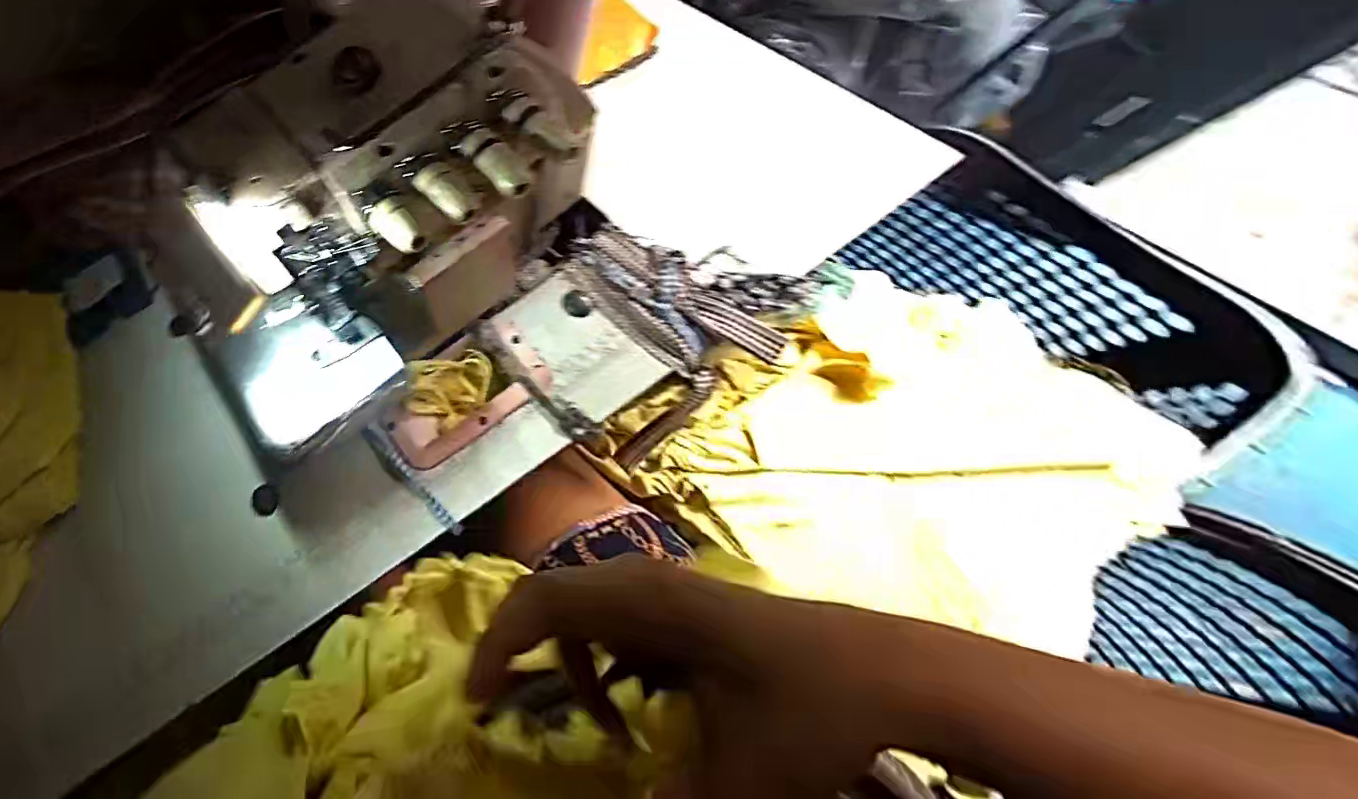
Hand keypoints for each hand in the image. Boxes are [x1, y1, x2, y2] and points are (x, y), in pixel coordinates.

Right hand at [466, 556, 926, 796]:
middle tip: (502, 698)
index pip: (542, 603)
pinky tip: (635, 703)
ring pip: (580, 606)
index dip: (499, 643)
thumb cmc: (806, 710)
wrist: (880, 670)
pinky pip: (612, 618)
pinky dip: (602, 657)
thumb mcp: (738, 777)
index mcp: (641, 602)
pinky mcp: (676, 600)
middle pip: (550, 595)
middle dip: (518, 645)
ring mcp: (659, 585)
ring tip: (599, 723)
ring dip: (568, 657)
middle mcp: (640, 580)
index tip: (477, 695)